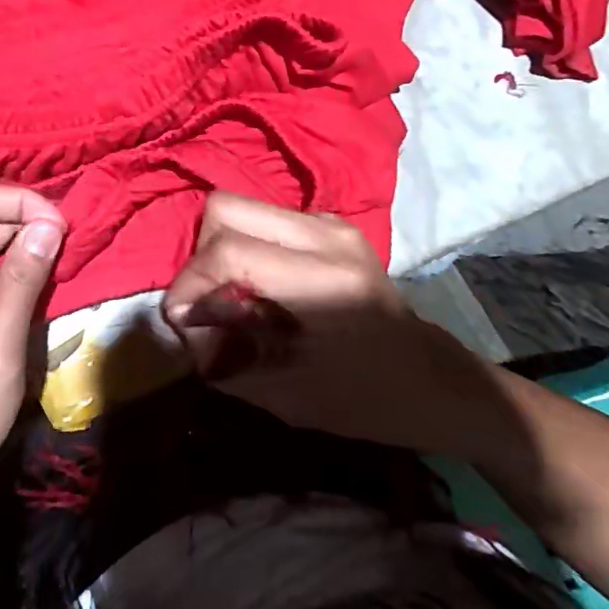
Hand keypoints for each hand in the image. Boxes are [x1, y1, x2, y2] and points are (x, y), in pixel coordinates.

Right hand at [162, 192, 498, 456]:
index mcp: (323, 281)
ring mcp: (330, 222)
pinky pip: (265, 218)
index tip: (180, 322)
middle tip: (205, 305)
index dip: (188, 285)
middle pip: (225, 207)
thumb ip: (225, 355)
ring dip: (221, 249)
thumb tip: (181, 319)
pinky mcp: (330, 223)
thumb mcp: (287, 397)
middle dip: (200, 256)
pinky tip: (260, 288)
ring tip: (230, 299)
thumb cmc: (366, 401)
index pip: (228, 251)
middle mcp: (326, 234)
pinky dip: (246, 247)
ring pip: (242, 206)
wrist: (428, 377)